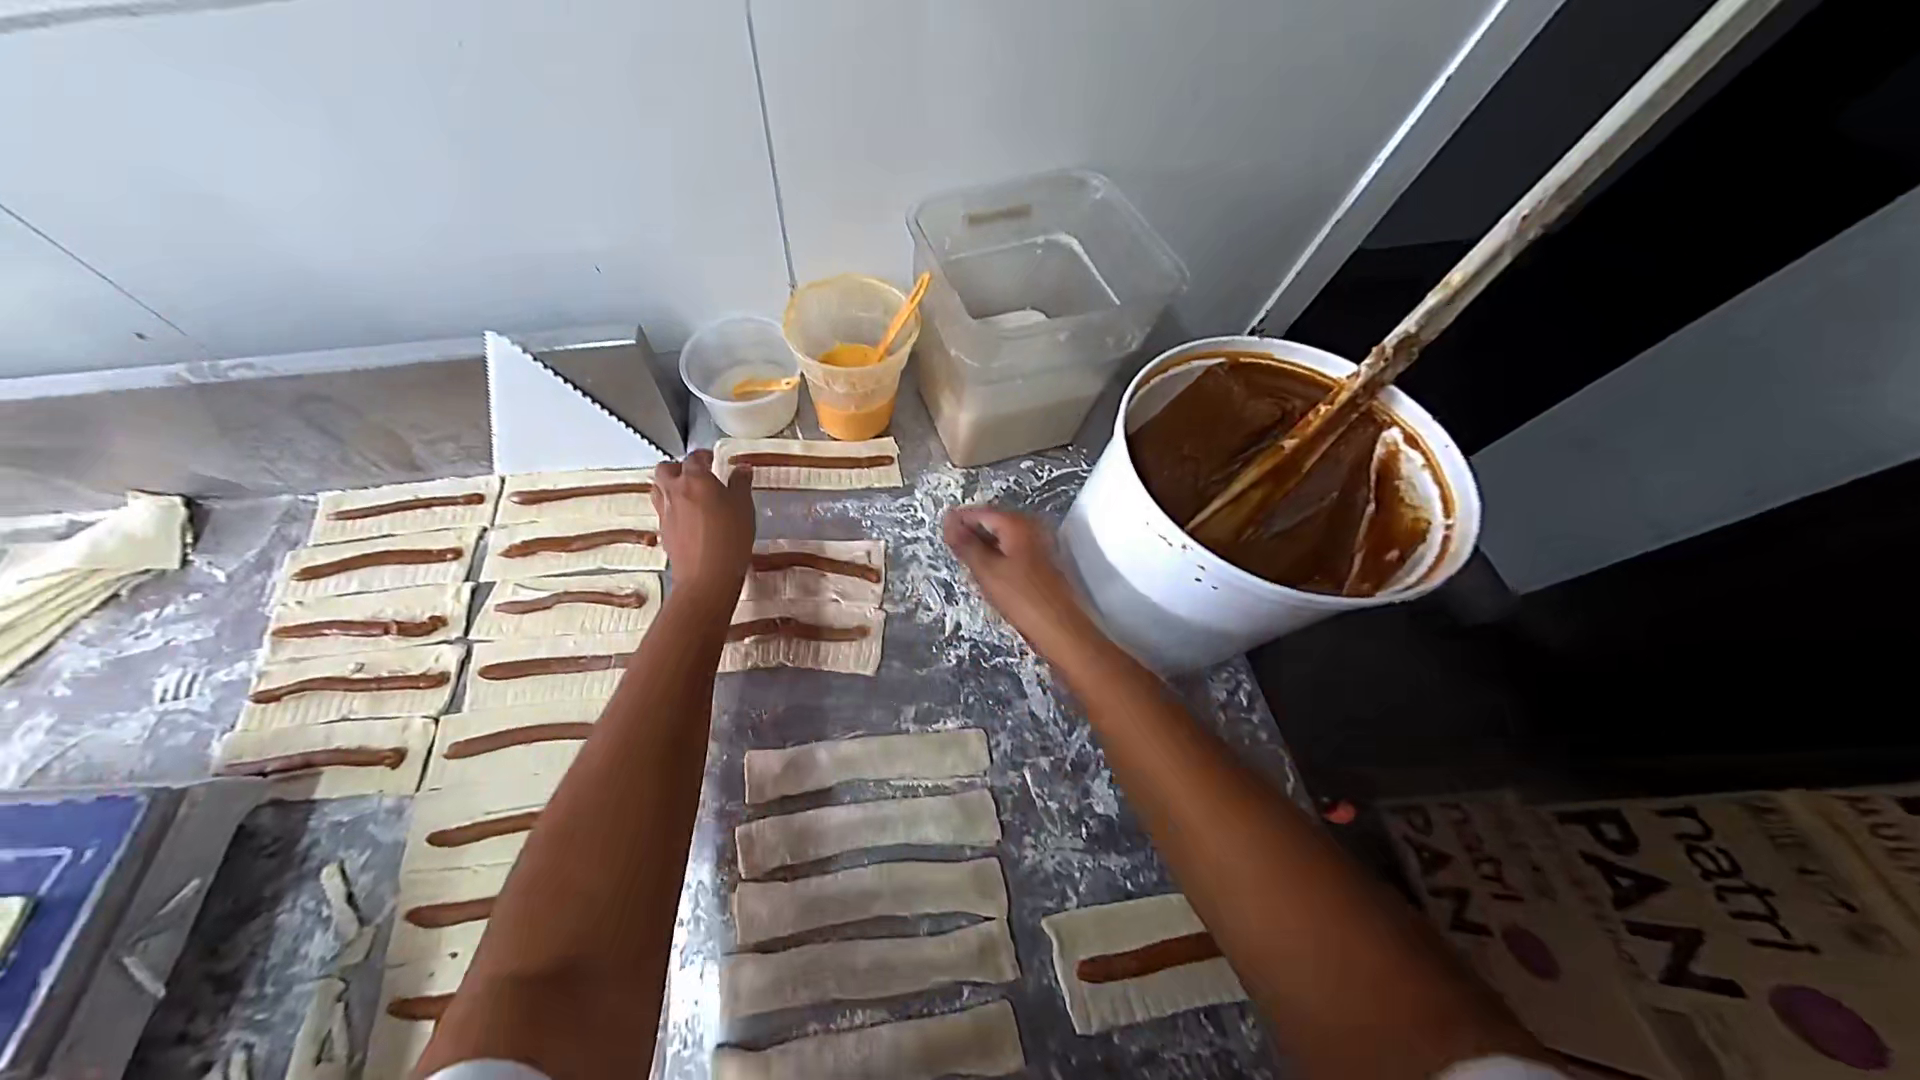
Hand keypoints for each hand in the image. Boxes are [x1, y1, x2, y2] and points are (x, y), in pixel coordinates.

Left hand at [652, 450, 755, 602]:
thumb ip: (741, 483)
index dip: (705, 456)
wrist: (707, 576)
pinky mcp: (664, 531)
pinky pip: (663, 510)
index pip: (695, 457)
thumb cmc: (729, 538)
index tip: (714, 459)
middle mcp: (675, 491)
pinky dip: (673, 507)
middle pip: (666, 468)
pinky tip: (689, 517)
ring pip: (659, 488)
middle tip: (697, 474)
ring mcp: (665, 512)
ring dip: (670, 485)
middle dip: (679, 467)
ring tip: (689, 493)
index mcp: (695, 479)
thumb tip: (742, 469)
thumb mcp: (744, 506)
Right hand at [943, 506, 1104, 662]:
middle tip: (953, 553)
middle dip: (971, 536)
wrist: (1060, 628)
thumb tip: (948, 519)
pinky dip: (997, 560)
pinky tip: (989, 576)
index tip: (942, 534)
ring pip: (1002, 540)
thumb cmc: (1021, 597)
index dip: (959, 521)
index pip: (980, 512)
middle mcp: (1031, 527)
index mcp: (1017, 523)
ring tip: (968, 567)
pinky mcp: (1041, 562)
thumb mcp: (986, 570)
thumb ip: (965, 543)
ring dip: (984, 550)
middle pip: (993, 523)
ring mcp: (1039, 544)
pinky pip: (1012, 552)